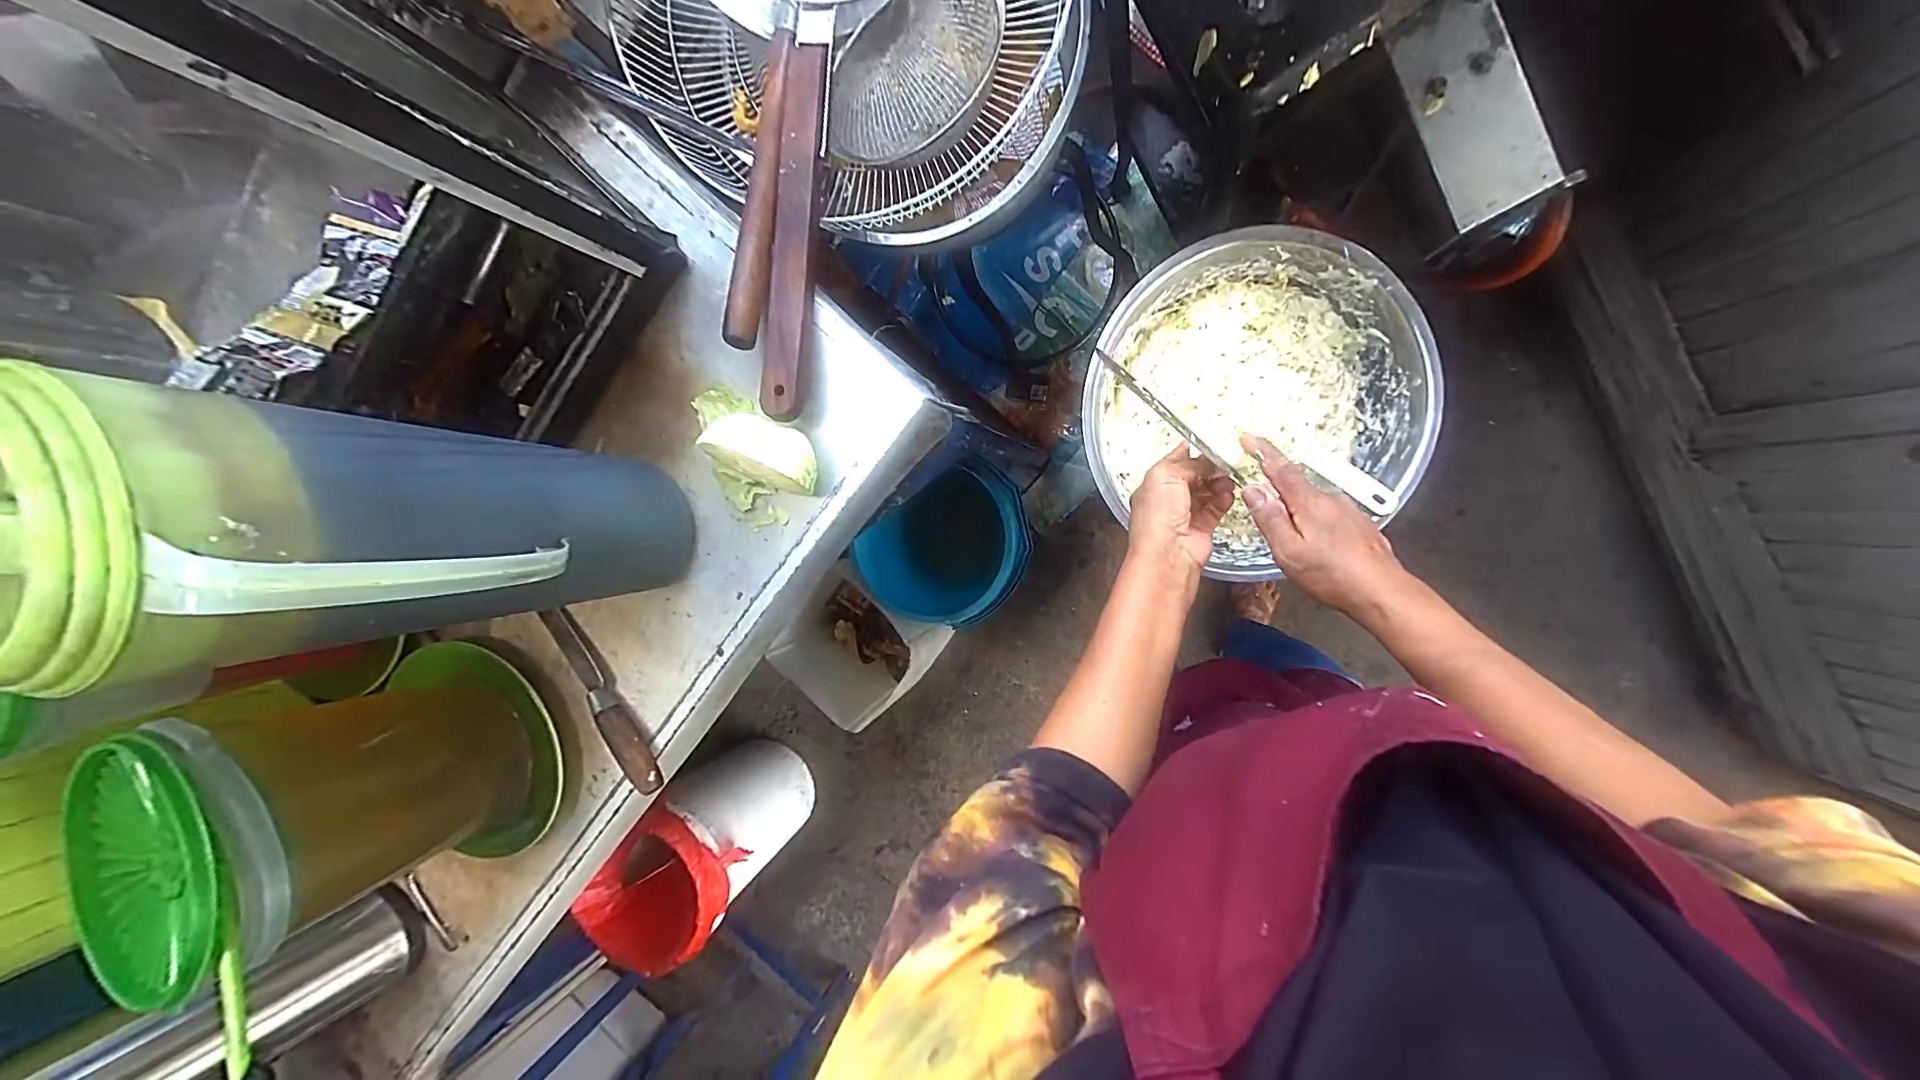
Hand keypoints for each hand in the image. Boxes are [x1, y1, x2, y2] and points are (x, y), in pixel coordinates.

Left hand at [1127, 444, 1236, 582]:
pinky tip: (1231, 493)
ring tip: (1230, 477)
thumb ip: (1187, 463)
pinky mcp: (1201, 527)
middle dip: (1211, 467)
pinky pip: (1216, 508)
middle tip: (1227, 461)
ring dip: (1220, 482)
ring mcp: (1185, 513)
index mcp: (1154, 483)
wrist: (1167, 554)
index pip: (1176, 461)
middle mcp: (1168, 498)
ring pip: (1207, 491)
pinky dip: (1224, 499)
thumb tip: (1205, 458)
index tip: (1214, 444)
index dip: (1193, 451)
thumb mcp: (1166, 476)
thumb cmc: (1157, 516)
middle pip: (1195, 475)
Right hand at [1239, 434, 1410, 616]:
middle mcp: (1330, 500)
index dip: (1262, 452)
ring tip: (1290, 537)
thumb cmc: (1332, 575)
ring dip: (1296, 510)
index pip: (1281, 469)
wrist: (1382, 592)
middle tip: (1261, 505)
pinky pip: (1328, 515)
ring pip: (1312, 503)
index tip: (1248, 438)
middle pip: (1296, 486)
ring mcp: (1348, 511)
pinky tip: (1315, 544)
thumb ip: (1270, 518)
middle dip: (1276, 489)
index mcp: (1309, 503)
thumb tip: (1253, 490)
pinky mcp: (1358, 525)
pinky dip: (1314, 521)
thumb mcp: (1288, 550)